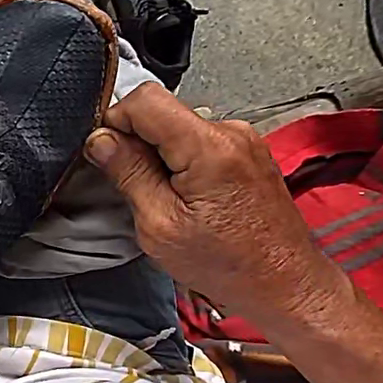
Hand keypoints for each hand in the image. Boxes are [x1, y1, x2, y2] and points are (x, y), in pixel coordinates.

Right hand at [85, 82, 352, 326]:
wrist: (282, 283)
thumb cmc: (229, 265)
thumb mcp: (159, 226)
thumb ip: (128, 173)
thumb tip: (100, 139)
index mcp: (209, 147)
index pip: (145, 99)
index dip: (116, 121)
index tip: (106, 151)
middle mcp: (230, 132)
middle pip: (161, 111)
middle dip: (137, 143)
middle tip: (138, 188)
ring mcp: (242, 139)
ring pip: (177, 126)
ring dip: (159, 155)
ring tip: (166, 199)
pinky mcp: (245, 150)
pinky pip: (197, 141)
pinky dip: (181, 162)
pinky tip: (187, 198)